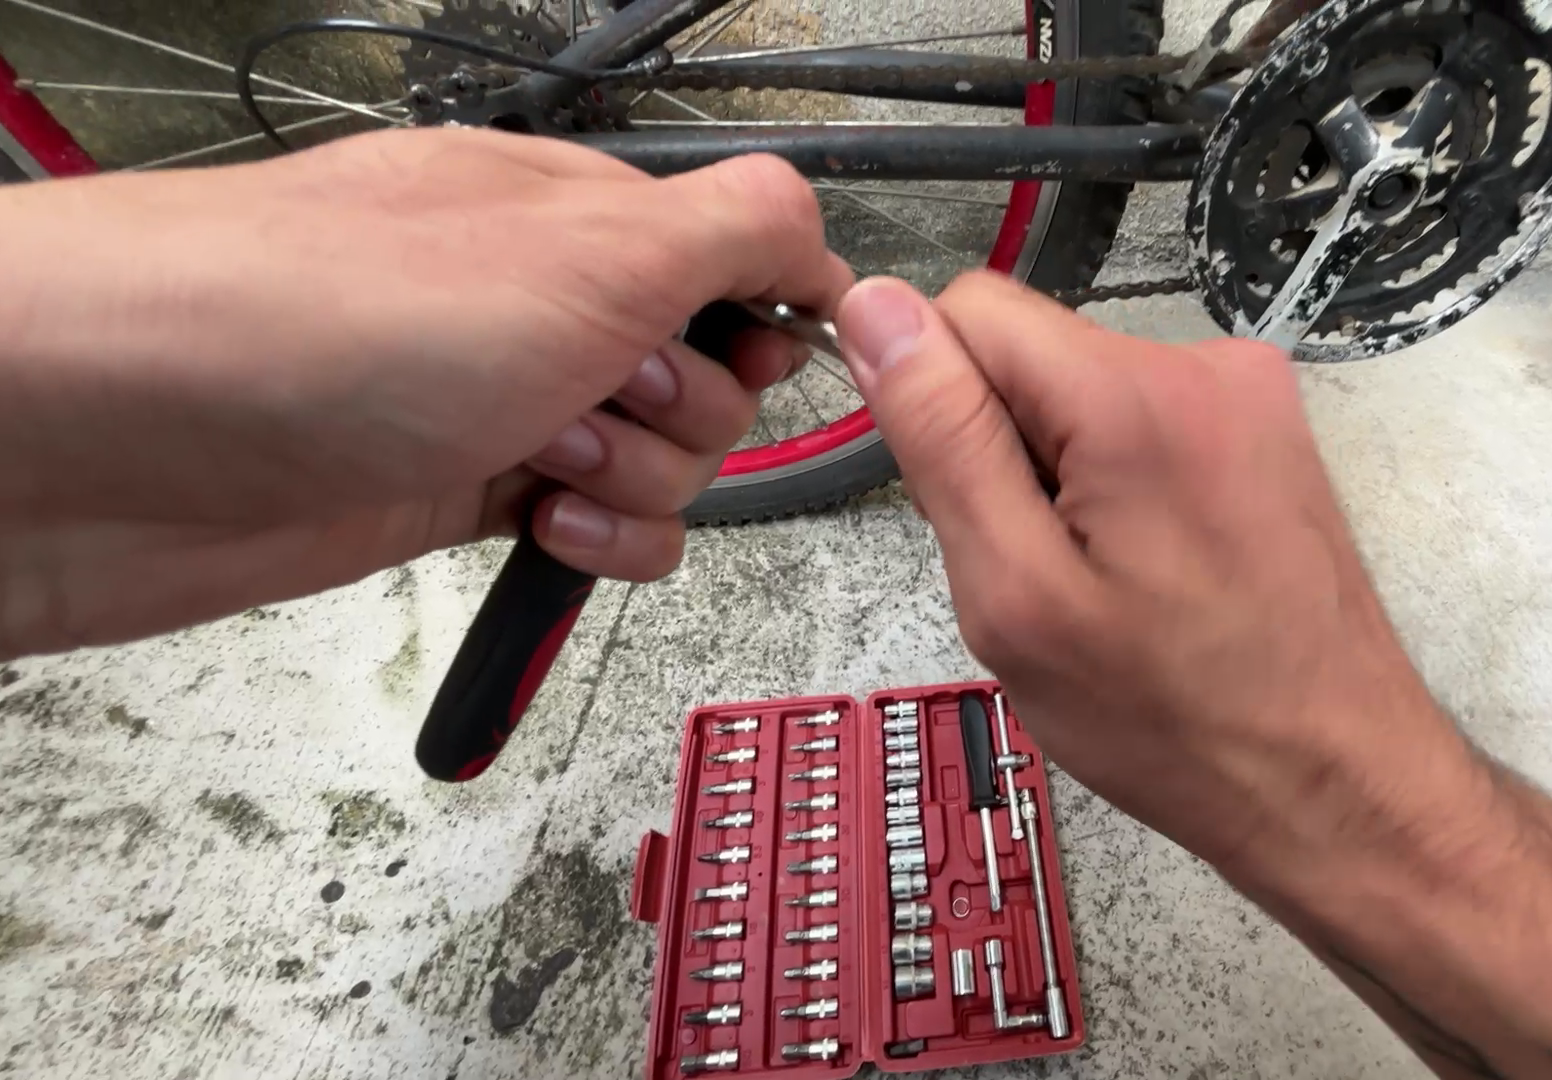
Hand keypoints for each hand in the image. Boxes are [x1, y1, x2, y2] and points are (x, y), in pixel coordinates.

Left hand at [0, 129, 849, 657]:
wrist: (124, 440)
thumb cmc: (351, 320)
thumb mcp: (592, 253)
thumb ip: (735, 232)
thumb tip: (825, 247)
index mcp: (603, 232)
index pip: (750, 267)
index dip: (771, 320)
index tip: (755, 354)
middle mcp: (575, 314)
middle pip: (724, 387)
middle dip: (685, 412)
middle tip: (603, 393)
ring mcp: (539, 406)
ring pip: (677, 468)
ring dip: (635, 481)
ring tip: (541, 462)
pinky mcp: (503, 490)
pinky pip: (625, 531)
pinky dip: (606, 540)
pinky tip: (545, 526)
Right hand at [835, 273, 1486, 891]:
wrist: (1333, 781)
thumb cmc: (1166, 716)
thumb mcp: (1016, 592)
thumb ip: (943, 439)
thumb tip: (874, 305)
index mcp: (1134, 393)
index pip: (969, 310)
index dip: (932, 396)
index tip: (957, 500)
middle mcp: (1203, 359)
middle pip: (1027, 350)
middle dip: (993, 443)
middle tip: (1025, 559)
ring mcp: (1248, 391)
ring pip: (1075, 388)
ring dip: (1049, 466)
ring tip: (1086, 574)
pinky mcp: (1263, 429)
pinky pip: (1134, 416)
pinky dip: (1104, 475)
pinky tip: (1135, 561)